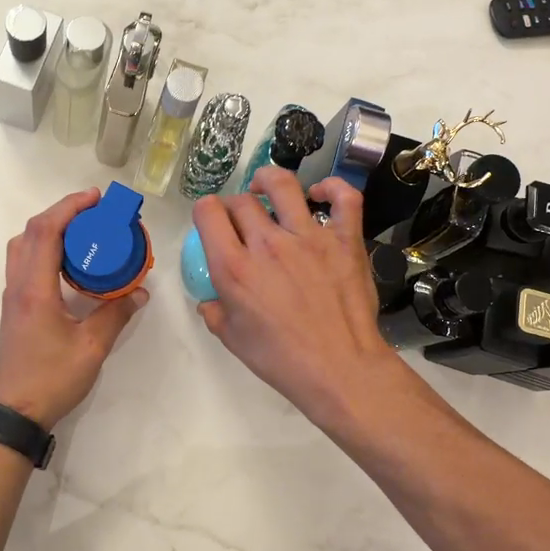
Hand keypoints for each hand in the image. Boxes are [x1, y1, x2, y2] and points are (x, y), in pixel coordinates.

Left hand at [0, 188, 147, 428]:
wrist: (15, 412)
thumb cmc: (52, 379)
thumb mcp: (92, 348)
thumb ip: (116, 315)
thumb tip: (139, 291)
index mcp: (34, 289)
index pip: (46, 232)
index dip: (69, 208)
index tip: (96, 199)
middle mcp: (18, 285)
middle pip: (31, 232)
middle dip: (61, 213)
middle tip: (93, 211)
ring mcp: (13, 295)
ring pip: (23, 246)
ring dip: (50, 229)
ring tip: (82, 230)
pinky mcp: (15, 306)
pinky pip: (25, 262)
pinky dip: (45, 248)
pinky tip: (70, 261)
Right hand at [192, 167, 409, 425]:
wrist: (340, 369)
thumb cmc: (281, 359)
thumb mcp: (233, 340)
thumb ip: (215, 313)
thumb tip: (210, 300)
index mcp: (234, 267)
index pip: (208, 212)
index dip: (205, 211)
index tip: (210, 221)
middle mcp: (267, 243)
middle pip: (242, 201)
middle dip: (234, 204)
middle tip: (239, 220)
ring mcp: (309, 237)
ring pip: (283, 185)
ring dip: (268, 181)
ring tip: (265, 189)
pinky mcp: (345, 240)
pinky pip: (342, 198)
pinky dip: (331, 187)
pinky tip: (320, 193)